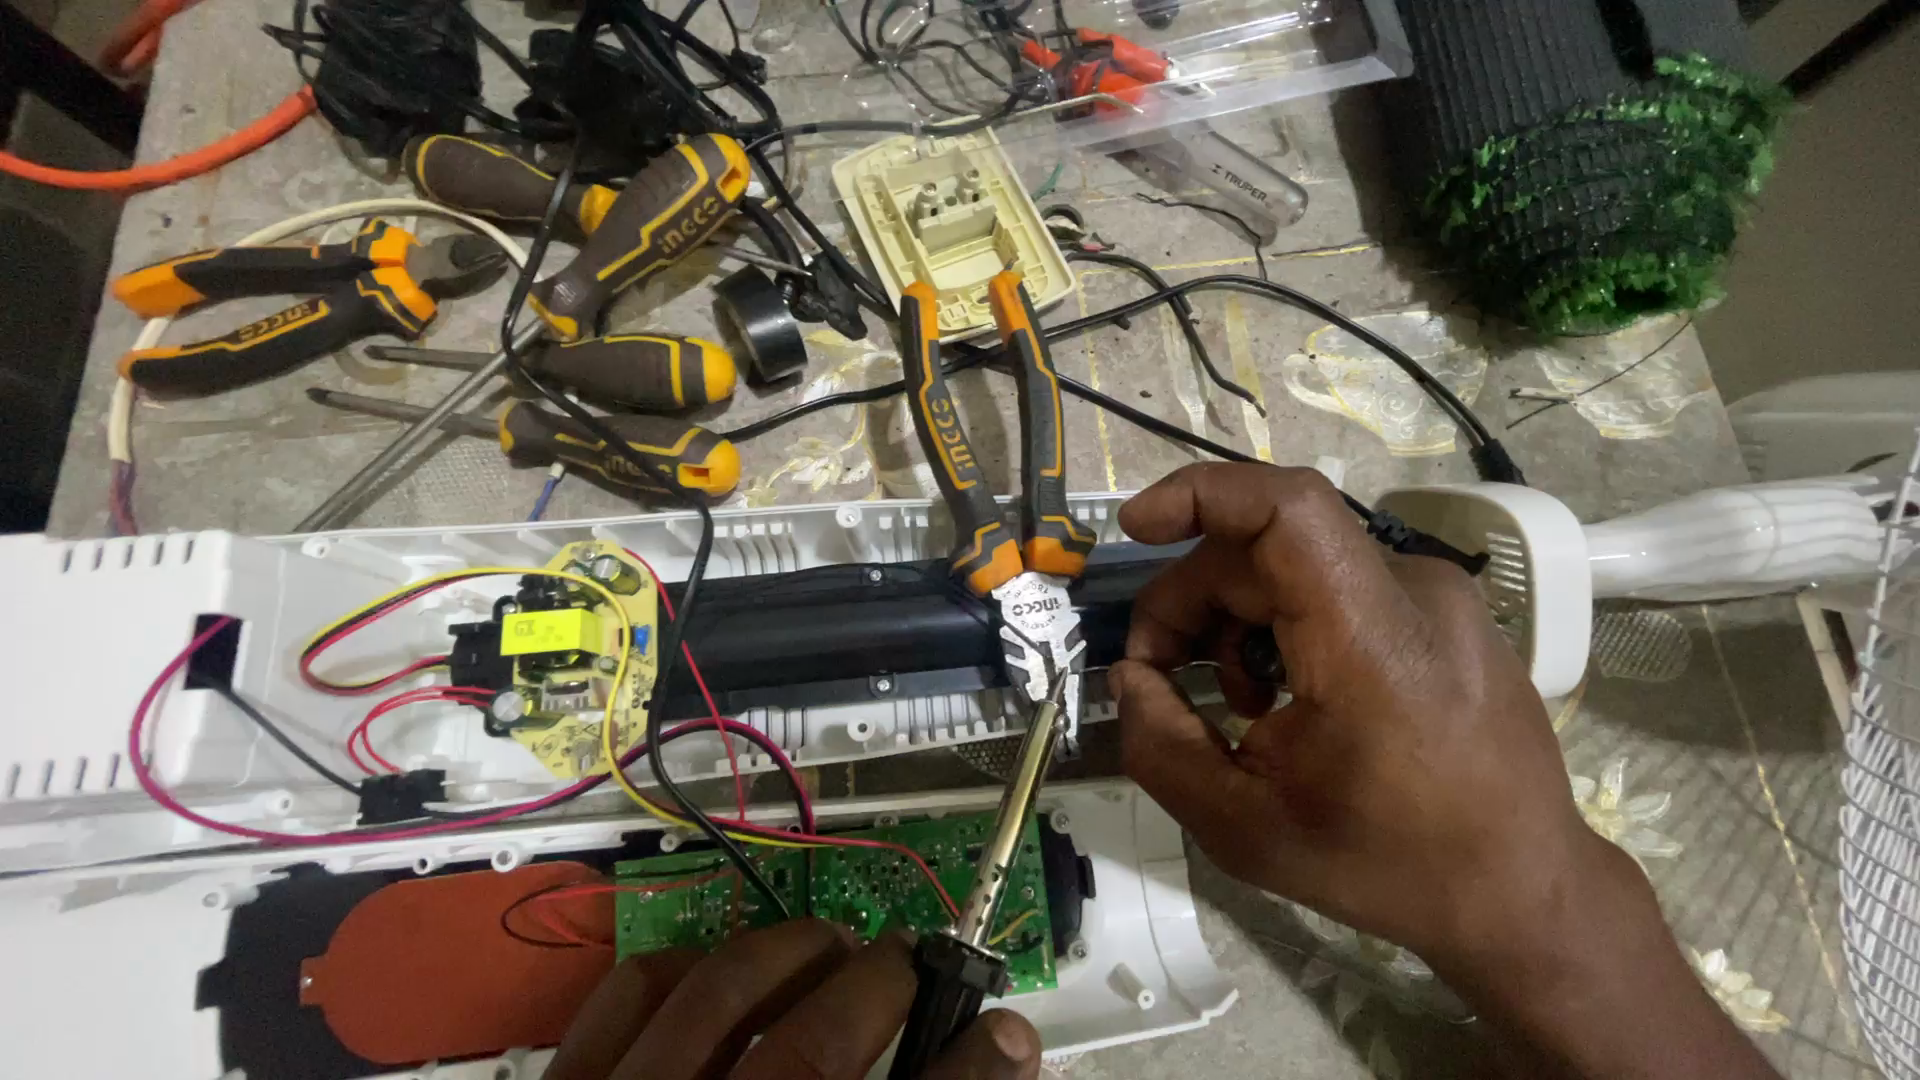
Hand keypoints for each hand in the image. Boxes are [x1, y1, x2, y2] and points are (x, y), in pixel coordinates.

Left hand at [545, 920, 1041, 1079]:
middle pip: (814, 1049)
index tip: (1011, 1035)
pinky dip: (698, 961)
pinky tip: (737, 971)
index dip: (971, 1075)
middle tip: (915, 967)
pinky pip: (636, 988)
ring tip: (840, 948)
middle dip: (890, 983)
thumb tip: (976, 1075)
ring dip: (802, 948)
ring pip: (726, 989)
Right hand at [1108, 463, 1607, 969]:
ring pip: (1285, 565)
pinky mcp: (1434, 607)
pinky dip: (1273, 624)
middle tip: (1156, 675)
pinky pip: (1323, 583)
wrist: (1523, 892)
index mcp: (1373, 645)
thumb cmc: (1386, 865)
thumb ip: (1159, 746)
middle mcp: (1413, 593)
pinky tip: (1279, 694)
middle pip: (1259, 549)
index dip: (1199, 495)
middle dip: (1187, 602)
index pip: (1288, 510)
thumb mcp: (1241, 828)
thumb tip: (1130, 675)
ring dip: (1228, 620)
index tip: (1135, 529)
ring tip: (1234, 704)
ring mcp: (1432, 594)